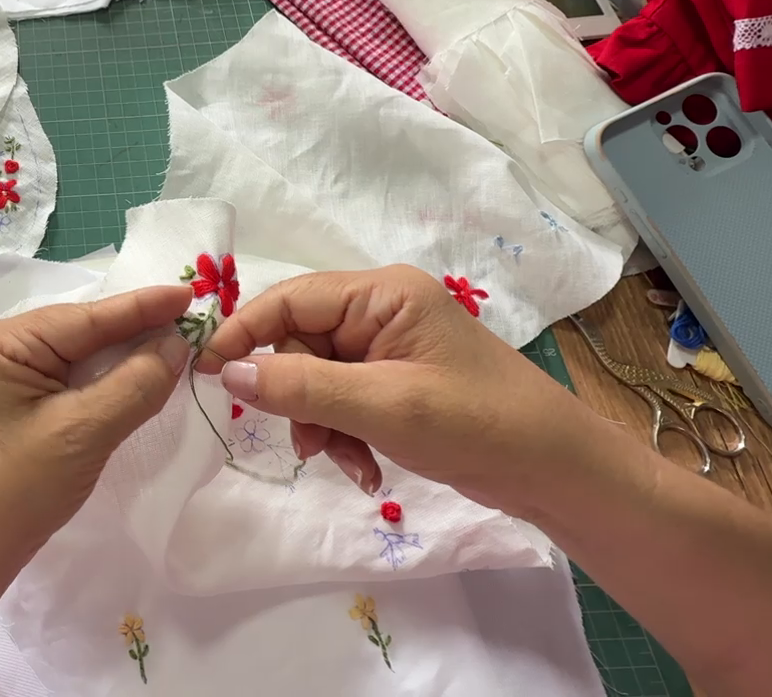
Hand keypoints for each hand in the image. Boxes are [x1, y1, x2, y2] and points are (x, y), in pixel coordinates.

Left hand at [0, 284, 194, 573]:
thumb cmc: (17, 491)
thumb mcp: (82, 433)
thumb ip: (135, 384)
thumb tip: (177, 344)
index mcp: (3, 340)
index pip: (87, 317)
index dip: (144, 305)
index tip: (192, 292)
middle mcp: (1, 345)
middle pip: (83, 330)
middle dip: (138, 327)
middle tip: (194, 318)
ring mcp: (7, 372)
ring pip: (80, 353)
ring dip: (126, 353)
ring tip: (178, 339)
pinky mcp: (17, 399)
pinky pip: (71, 376)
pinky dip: (108, 377)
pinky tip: (140, 372)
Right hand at [196, 265, 646, 519]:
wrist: (565, 478)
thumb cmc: (481, 426)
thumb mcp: (385, 407)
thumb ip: (300, 387)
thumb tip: (224, 371)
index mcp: (380, 293)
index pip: (289, 299)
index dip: (243, 332)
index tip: (206, 370)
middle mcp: (377, 310)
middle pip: (297, 343)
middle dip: (297, 397)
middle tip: (309, 442)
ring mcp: (384, 346)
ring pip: (312, 376)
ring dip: (317, 422)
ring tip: (343, 460)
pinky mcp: (391, 380)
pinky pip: (337, 398)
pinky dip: (339, 432)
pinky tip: (362, 466)